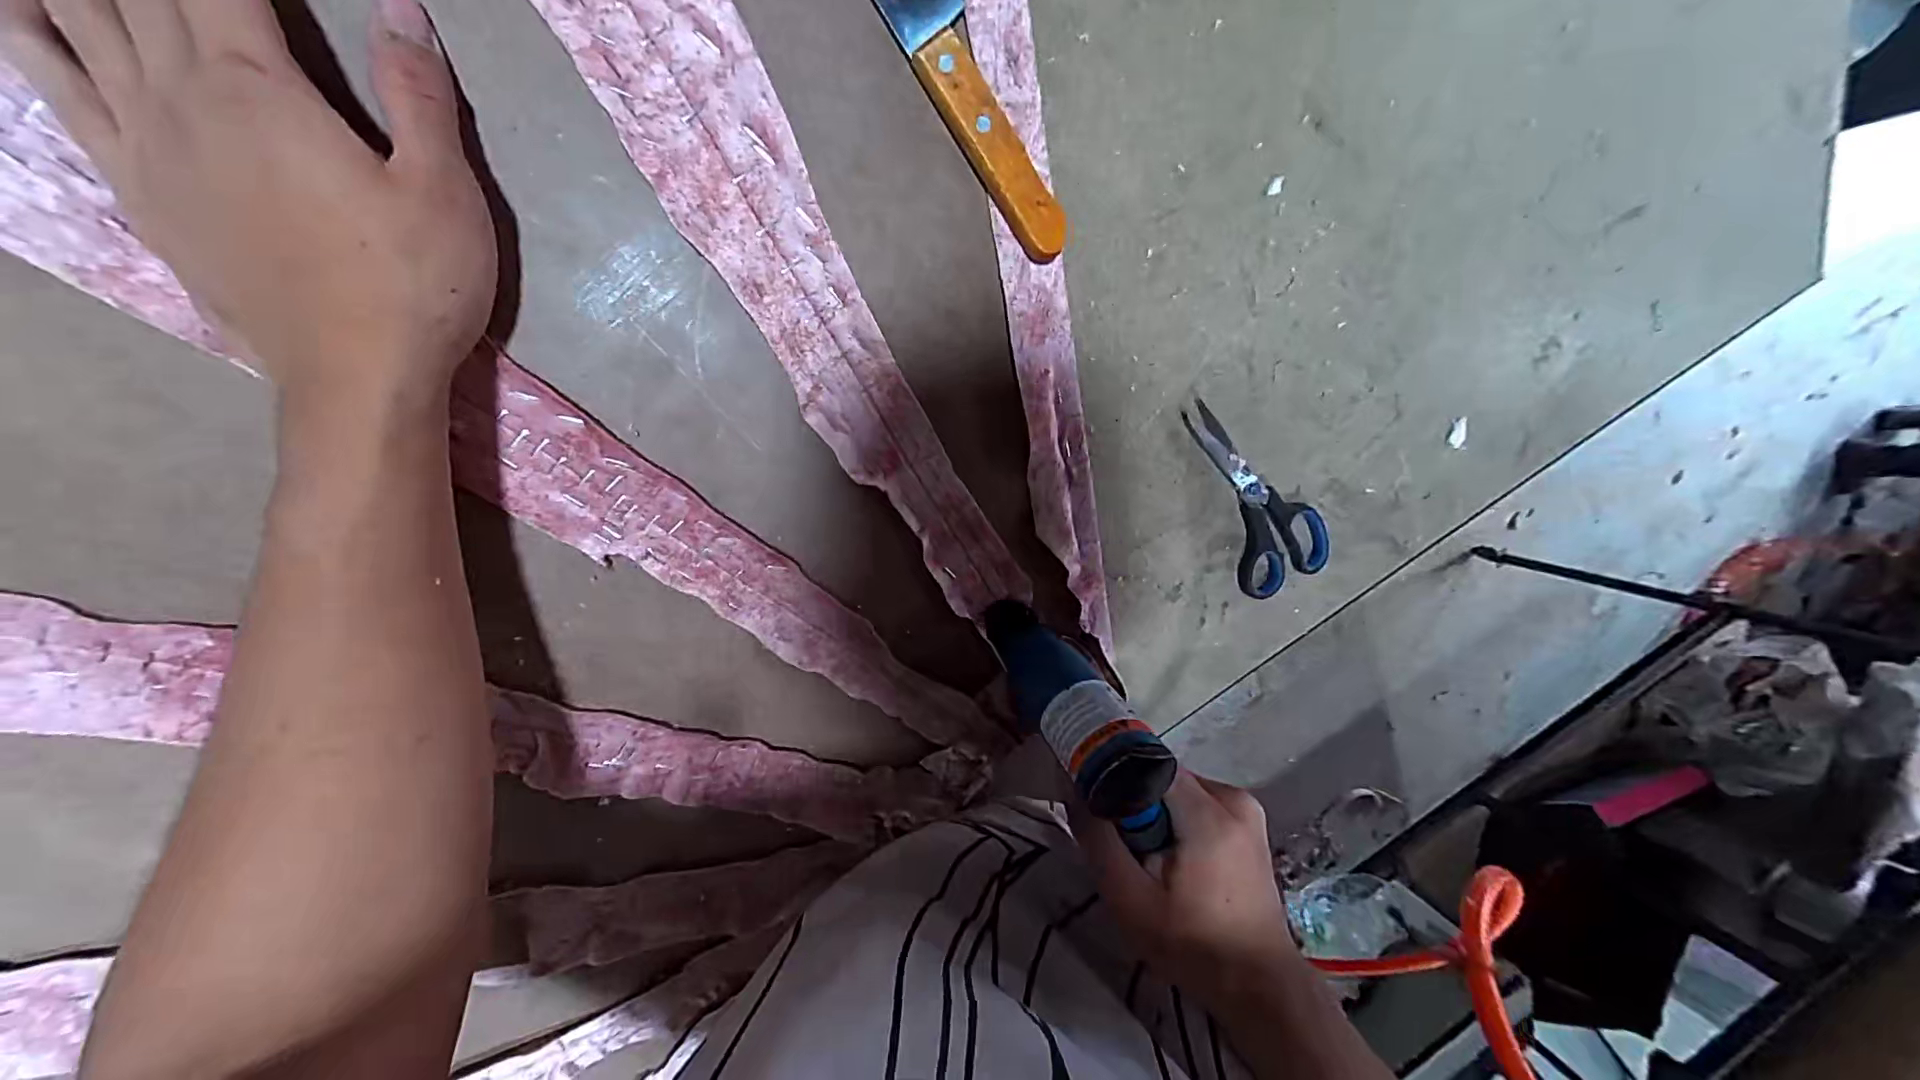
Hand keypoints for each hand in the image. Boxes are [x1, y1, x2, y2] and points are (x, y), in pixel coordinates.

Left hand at [0, 0, 495, 408]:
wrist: (357, 375)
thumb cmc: (415, 284)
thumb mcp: (446, 194)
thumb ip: (418, 99)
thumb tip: (401, 9)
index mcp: (258, 90)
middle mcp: (178, 98)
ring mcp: (145, 146)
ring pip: (75, 19)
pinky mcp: (140, 193)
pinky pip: (57, 90)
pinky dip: (32, 37)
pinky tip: (27, 16)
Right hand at [1071, 770, 1299, 1003]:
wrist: (1258, 986)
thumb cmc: (1192, 946)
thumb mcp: (1129, 898)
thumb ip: (1098, 837)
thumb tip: (1073, 787)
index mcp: (1209, 812)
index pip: (1147, 762)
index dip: (1114, 776)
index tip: (1094, 803)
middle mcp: (1233, 797)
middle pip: (1161, 775)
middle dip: (1135, 801)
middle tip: (1123, 843)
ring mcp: (1247, 808)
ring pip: (1177, 787)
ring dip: (1155, 810)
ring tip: (1147, 856)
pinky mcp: (1249, 823)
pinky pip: (1197, 801)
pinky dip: (1177, 819)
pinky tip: (1173, 859)